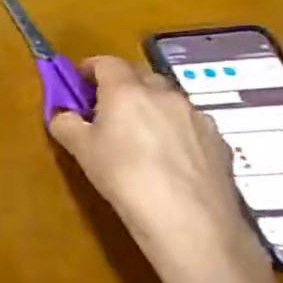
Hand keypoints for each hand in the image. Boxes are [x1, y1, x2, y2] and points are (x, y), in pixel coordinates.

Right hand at [48, 56, 268, 282]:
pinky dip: (173, 130)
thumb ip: (65, 123)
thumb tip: (63, 114)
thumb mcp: (79, 149)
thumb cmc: (123, 176)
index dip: (89, 68)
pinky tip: (167, 160)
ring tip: (138, 138)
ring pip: (167, 100)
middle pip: (140, 75)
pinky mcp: (219, 141)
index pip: (106, 62)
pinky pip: (188, 124)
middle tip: (105, 109)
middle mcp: (165, 94)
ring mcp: (197, 117)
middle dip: (121, 85)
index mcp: (127, 90)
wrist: (189, 220)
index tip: (78, 82)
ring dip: (150, 108)